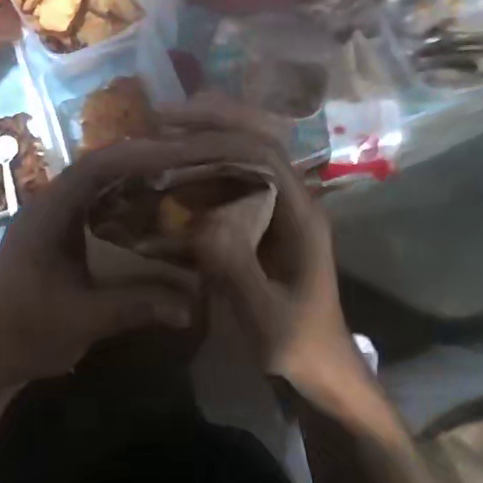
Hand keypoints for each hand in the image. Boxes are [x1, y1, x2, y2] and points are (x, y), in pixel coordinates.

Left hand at [0, 139, 216, 388]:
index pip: (95, 168)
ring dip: (133, 170)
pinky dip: (124, 191)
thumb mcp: (84, 321)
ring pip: (96, 178)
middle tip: (186, 155)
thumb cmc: (26, 336)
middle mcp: (46, 206)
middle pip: (98, 164)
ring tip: (175, 169)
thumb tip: (191, 309)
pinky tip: (150, 199)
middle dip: (142, 155)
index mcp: (45, 217)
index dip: (138, 155)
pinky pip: (94, 197)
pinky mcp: (56, 230)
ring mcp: (49, 216)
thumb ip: (137, 306)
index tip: (179, 153)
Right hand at [169, 101, 365, 399]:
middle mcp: (294, 201)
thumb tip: (202, 219)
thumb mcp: (265, 318)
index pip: (265, 152)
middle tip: (162, 117)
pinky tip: (174, 174)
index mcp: (301, 214)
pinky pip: (238, 183)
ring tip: (162, 135)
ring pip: (249, 157)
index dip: (221, 131)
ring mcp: (282, 210)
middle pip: (260, 141)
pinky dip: (207, 170)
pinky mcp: (267, 224)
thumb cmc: (297, 344)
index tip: (173, 125)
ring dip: (210, 140)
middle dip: (216, 121)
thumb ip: (237, 271)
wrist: (320, 366)